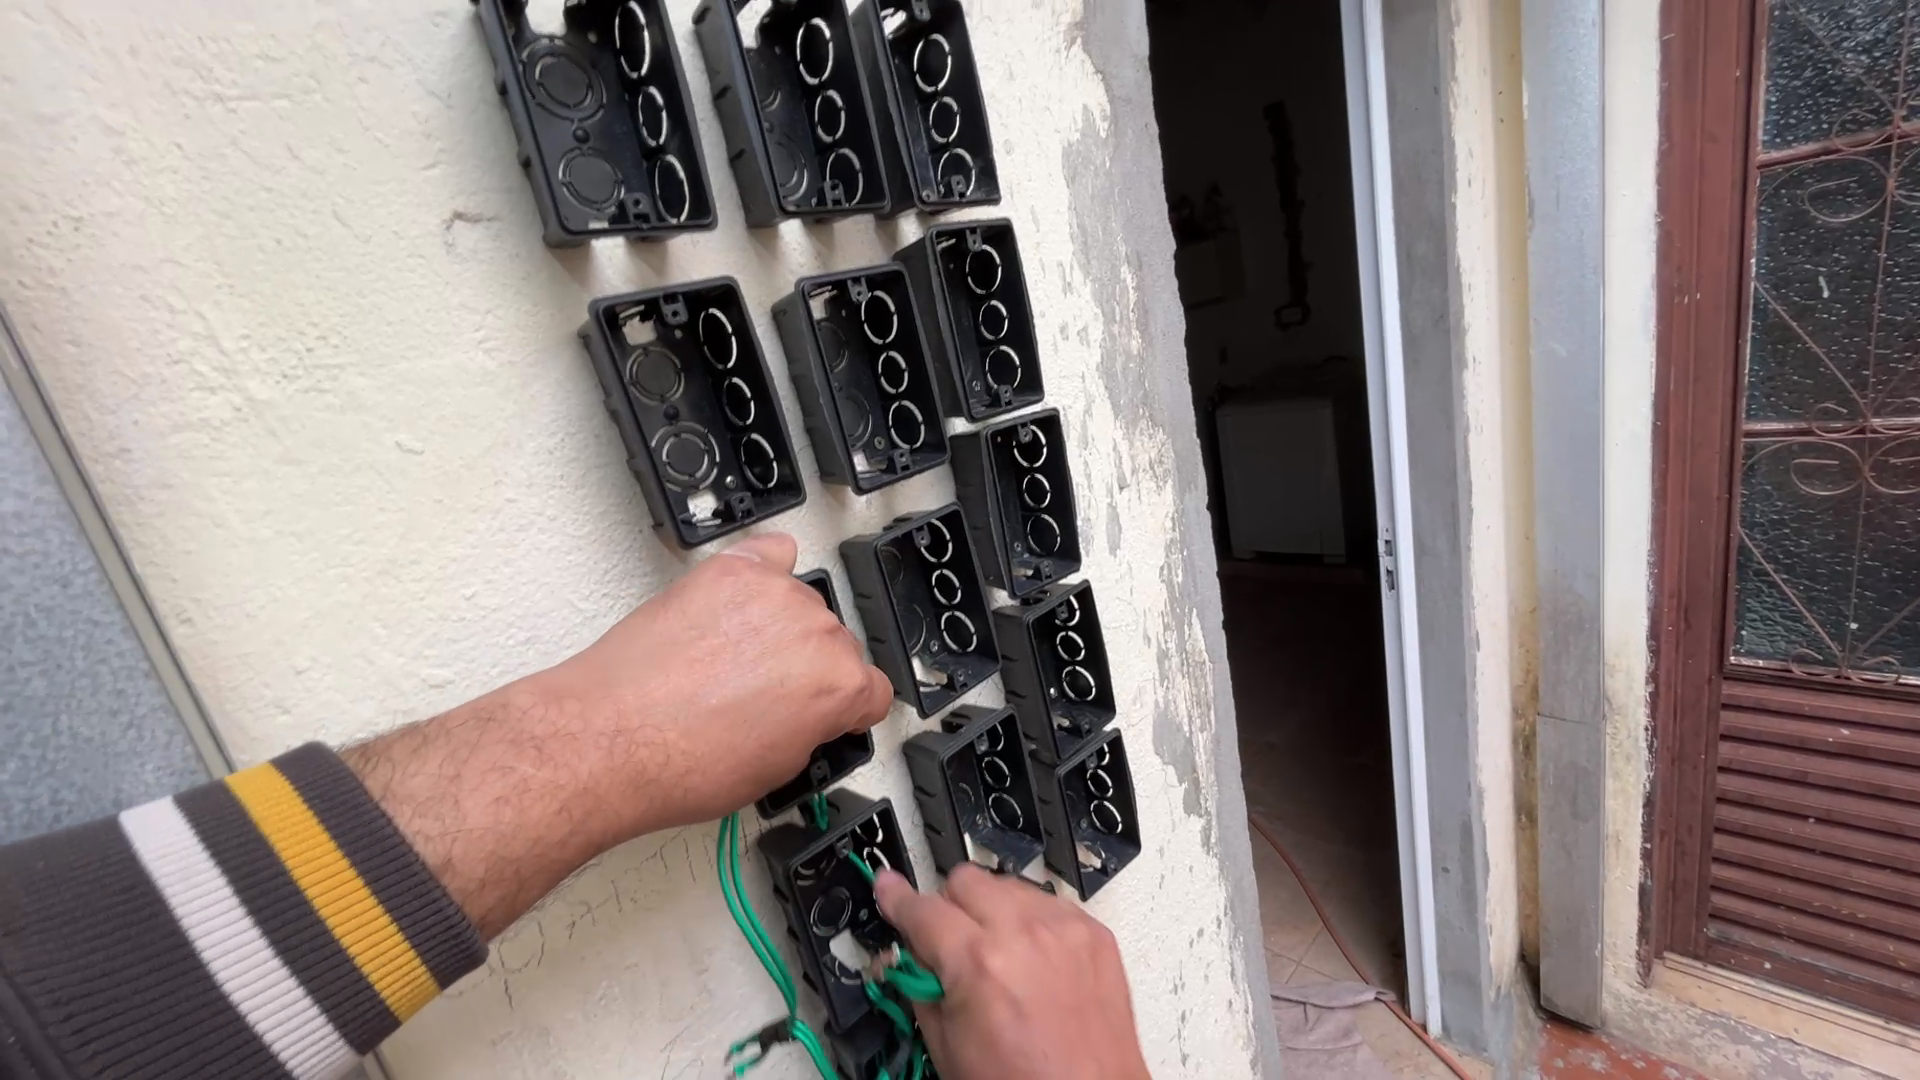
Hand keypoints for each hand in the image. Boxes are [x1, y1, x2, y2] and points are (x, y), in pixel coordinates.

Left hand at [345, 531, 894, 938]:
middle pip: (838, 644)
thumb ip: (812, 729)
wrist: (607, 738)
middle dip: (809, 668)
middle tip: (767, 692)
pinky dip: (765, 571)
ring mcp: (775, 595)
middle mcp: (817, 631)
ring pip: (802, 602)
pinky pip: (771, 552)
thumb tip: (808, 716)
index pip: (874, 690)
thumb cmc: (677, 763)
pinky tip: (744, 599)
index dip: (849, 708)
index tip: (829, 710)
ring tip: (733, 654)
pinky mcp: (732, 571)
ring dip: (781, 625)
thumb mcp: (774, 771)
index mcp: (840, 684)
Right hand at [875, 864, 1150, 1079]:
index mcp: (979, 963)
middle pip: (964, 880)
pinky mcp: (1092, 931)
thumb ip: (921, 988)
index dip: (897, 899)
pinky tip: (1032, 959)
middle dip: (949, 907)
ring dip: (992, 910)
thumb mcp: (949, 1051)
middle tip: (951, 942)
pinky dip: (1031, 921)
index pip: (922, 909)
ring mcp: (1063, 927)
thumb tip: (906, 953)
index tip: (888, 887)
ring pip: (1005, 883)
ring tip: (998, 957)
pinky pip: (1046, 901)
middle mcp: (1023, 933)